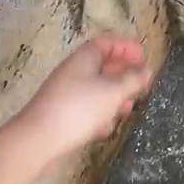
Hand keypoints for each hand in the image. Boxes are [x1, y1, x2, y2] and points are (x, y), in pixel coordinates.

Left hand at [19, 34, 152, 162]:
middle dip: (123, 75)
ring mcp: (65, 93)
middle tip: (140, 86)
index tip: (144, 59)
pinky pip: (85, 108)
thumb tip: (146, 70)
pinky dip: (98, 115)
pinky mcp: (60, 115)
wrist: (36, 142)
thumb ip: (132, 80)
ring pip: (96, 89)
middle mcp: (74, 70)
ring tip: (127, 110)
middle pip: (103, 66)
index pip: (109, 42)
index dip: (127, 47)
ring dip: (114, 97)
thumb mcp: (113, 92)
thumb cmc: (79, 108)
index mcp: (85, 57)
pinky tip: (105, 129)